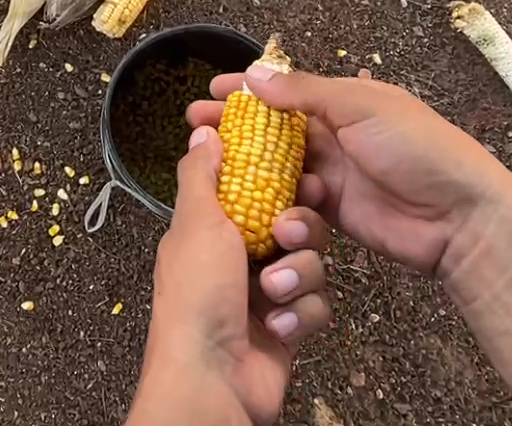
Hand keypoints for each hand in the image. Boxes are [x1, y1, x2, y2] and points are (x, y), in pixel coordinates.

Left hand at [127, 126, 335, 425]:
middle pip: (291, 220)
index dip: (276, 174)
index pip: (251, 184)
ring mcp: (263, 290)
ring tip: (272, 293)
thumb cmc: (196, 296)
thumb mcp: (196, 222)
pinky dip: (300, 316)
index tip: (299, 168)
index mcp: (210, 224)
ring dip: (297, 277)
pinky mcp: (287, 325)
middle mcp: (238, 253)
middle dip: (298, 228)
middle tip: (287, 234)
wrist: (212, 380)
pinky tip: (279, 328)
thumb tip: (203, 131)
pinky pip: (315, 304)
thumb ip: (201, 174)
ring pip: (308, 261)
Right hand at [187, 66, 511, 278]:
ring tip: (211, 160)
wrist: (462, 219)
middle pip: (273, 127)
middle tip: (195, 125)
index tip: (211, 91)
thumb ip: (304, 92)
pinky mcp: (334, 211)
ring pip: (278, 164)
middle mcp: (334, 133)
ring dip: (247, 160)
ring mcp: (334, 173)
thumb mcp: (360, 105)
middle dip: (235, 124)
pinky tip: (247, 196)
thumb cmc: (417, 149)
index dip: (247, 89)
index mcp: (344, 100)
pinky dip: (273, 196)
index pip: (284, 90)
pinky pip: (294, 199)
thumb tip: (255, 74)